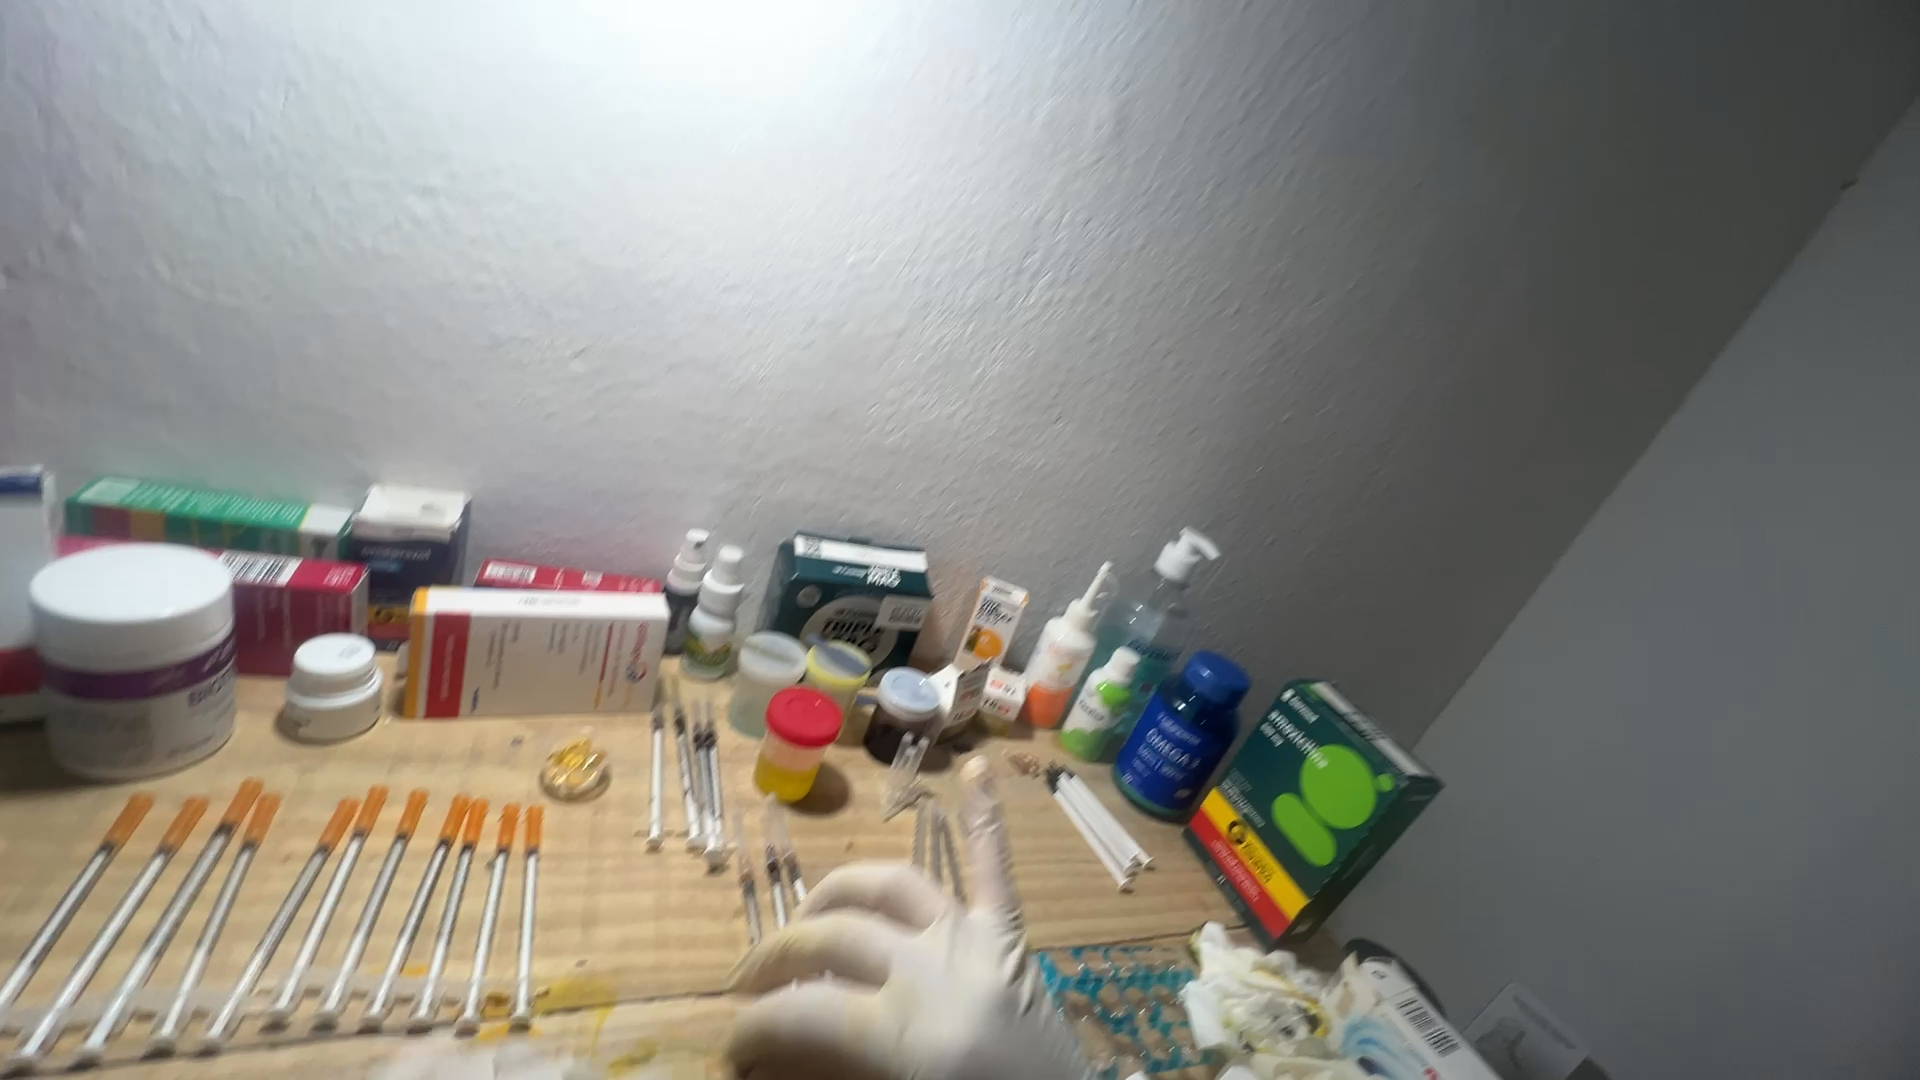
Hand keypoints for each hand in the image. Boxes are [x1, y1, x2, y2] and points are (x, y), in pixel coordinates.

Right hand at [724, 758, 1088, 1079]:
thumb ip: (827, 1074)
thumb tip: (762, 1062)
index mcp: (903, 1030)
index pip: (801, 1012)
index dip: (753, 1028)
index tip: (733, 1045)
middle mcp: (935, 968)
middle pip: (836, 937)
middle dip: (780, 955)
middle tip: (752, 981)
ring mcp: (974, 938)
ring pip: (893, 885)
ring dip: (842, 891)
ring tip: (810, 912)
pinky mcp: (1008, 933)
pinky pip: (994, 867)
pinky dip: (985, 817)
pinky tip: (978, 767)